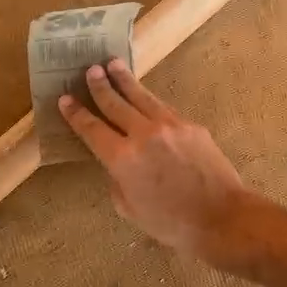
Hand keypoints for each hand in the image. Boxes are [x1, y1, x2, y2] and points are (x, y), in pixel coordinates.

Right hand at [58, 59, 250, 269]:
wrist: (220, 215)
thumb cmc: (172, 222)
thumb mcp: (130, 208)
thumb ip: (118, 181)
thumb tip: (118, 164)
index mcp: (122, 158)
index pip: (92, 129)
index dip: (77, 114)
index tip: (65, 99)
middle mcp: (143, 134)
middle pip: (115, 104)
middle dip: (100, 86)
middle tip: (90, 69)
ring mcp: (171, 126)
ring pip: (142, 97)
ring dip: (125, 80)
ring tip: (114, 64)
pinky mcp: (192, 126)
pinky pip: (165, 109)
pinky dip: (151, 101)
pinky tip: (146, 97)